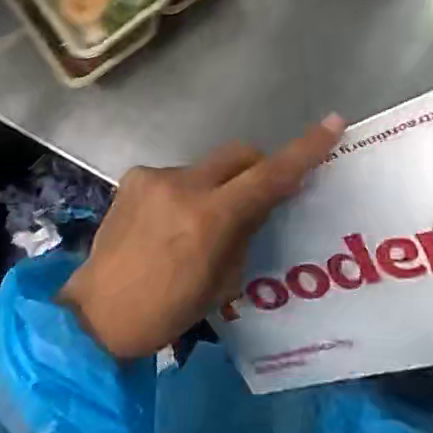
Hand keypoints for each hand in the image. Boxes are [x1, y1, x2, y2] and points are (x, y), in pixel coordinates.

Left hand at [59, 116, 344, 360]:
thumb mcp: (223, 280)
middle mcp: (180, 185)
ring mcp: (151, 178)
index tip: (331, 124)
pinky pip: (174, 177)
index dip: (304, 150)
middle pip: (236, 155)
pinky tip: (168, 223)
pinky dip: (184, 193)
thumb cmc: (168, 309)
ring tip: (199, 225)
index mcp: (208, 217)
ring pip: (203, 168)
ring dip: (215, 186)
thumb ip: (244, 233)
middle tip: (261, 195)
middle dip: (256, 168)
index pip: (267, 176)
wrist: (100, 309)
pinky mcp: (130, 179)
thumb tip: (259, 203)